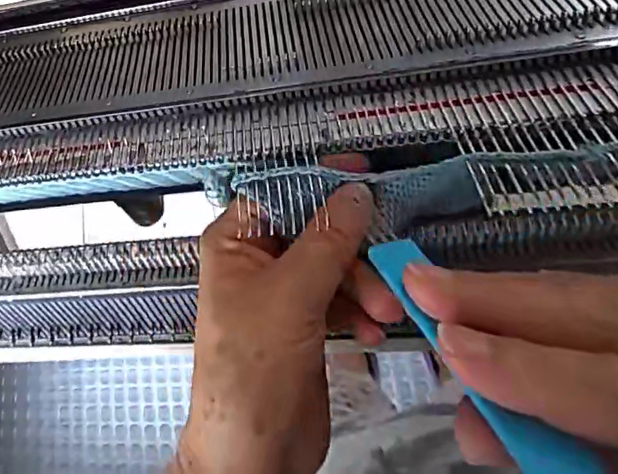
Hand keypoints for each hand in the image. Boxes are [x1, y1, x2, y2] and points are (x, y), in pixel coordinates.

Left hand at [172, 183, 405, 473]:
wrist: (256, 457)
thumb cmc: (246, 376)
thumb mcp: (291, 295)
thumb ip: (327, 240)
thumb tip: (353, 196)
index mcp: (236, 240)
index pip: (279, 190)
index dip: (317, 179)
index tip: (356, 172)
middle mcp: (257, 260)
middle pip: (313, 226)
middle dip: (350, 245)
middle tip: (379, 252)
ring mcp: (283, 291)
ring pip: (333, 262)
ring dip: (362, 280)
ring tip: (381, 305)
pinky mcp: (306, 320)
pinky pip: (340, 295)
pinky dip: (359, 305)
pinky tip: (371, 324)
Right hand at [405, 265, 617, 473]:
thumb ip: (553, 461)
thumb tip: (472, 420)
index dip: (532, 369)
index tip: (447, 343)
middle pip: (611, 317)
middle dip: (505, 301)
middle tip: (420, 285)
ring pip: (604, 292)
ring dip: (515, 292)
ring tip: (446, 288)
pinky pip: (607, 297)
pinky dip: (546, 299)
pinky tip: (499, 297)